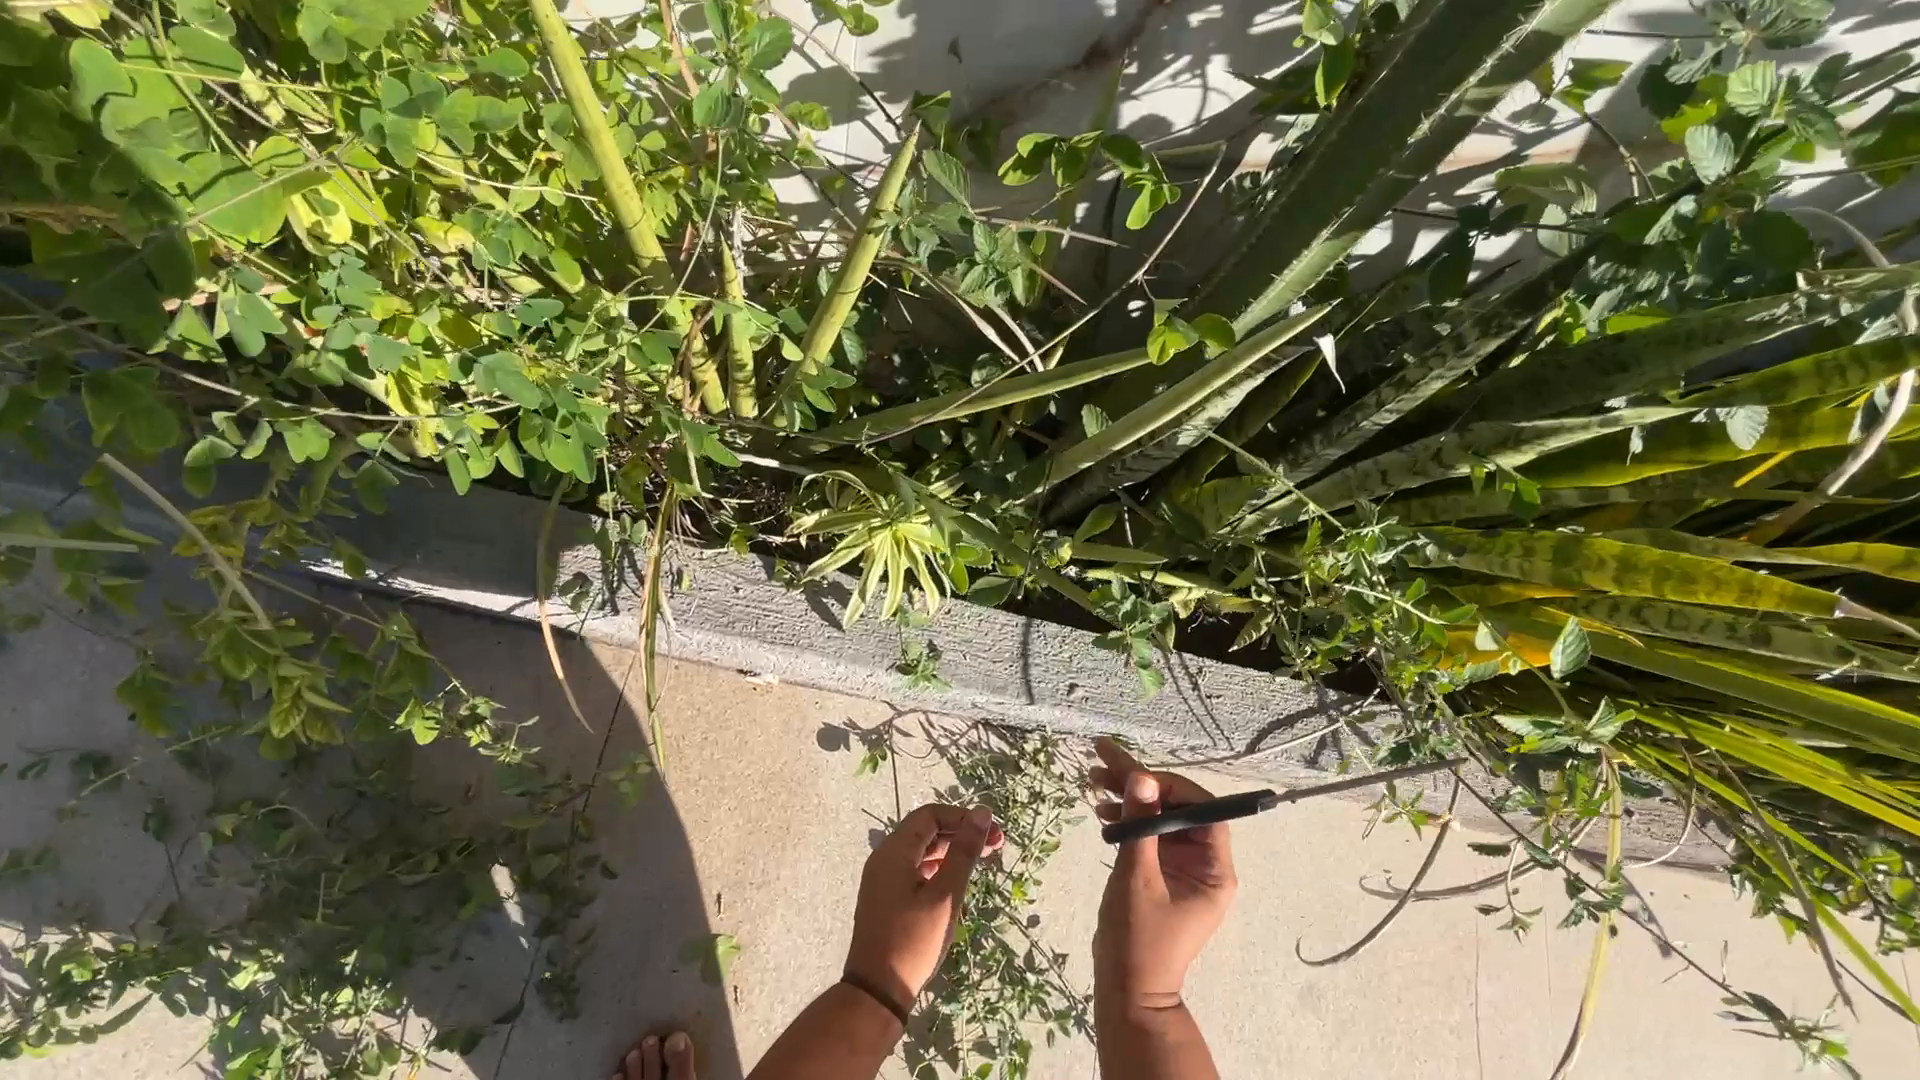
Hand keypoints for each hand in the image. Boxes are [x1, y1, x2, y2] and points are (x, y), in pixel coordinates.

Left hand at [844, 803, 1003, 1018]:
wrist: (876, 991)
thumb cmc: (913, 940)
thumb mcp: (946, 895)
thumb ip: (964, 852)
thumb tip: (982, 813)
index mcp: (894, 851)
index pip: (930, 815)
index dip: (962, 817)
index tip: (992, 832)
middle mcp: (884, 858)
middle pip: (925, 831)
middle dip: (960, 833)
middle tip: (996, 846)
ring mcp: (882, 879)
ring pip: (920, 851)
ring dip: (950, 851)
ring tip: (981, 861)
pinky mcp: (885, 898)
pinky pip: (913, 869)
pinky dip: (937, 868)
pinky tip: (955, 881)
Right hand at [1091, 738, 1235, 1010]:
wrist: (1127, 991)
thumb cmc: (1139, 939)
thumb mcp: (1137, 877)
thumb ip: (1139, 826)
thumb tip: (1141, 778)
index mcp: (1213, 868)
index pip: (1202, 809)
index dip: (1170, 786)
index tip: (1136, 776)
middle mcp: (1202, 863)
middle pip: (1176, 807)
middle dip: (1141, 783)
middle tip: (1103, 759)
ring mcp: (1180, 867)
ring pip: (1158, 816)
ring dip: (1128, 796)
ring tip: (1093, 779)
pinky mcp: (1159, 872)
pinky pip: (1147, 834)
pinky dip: (1125, 819)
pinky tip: (1102, 811)